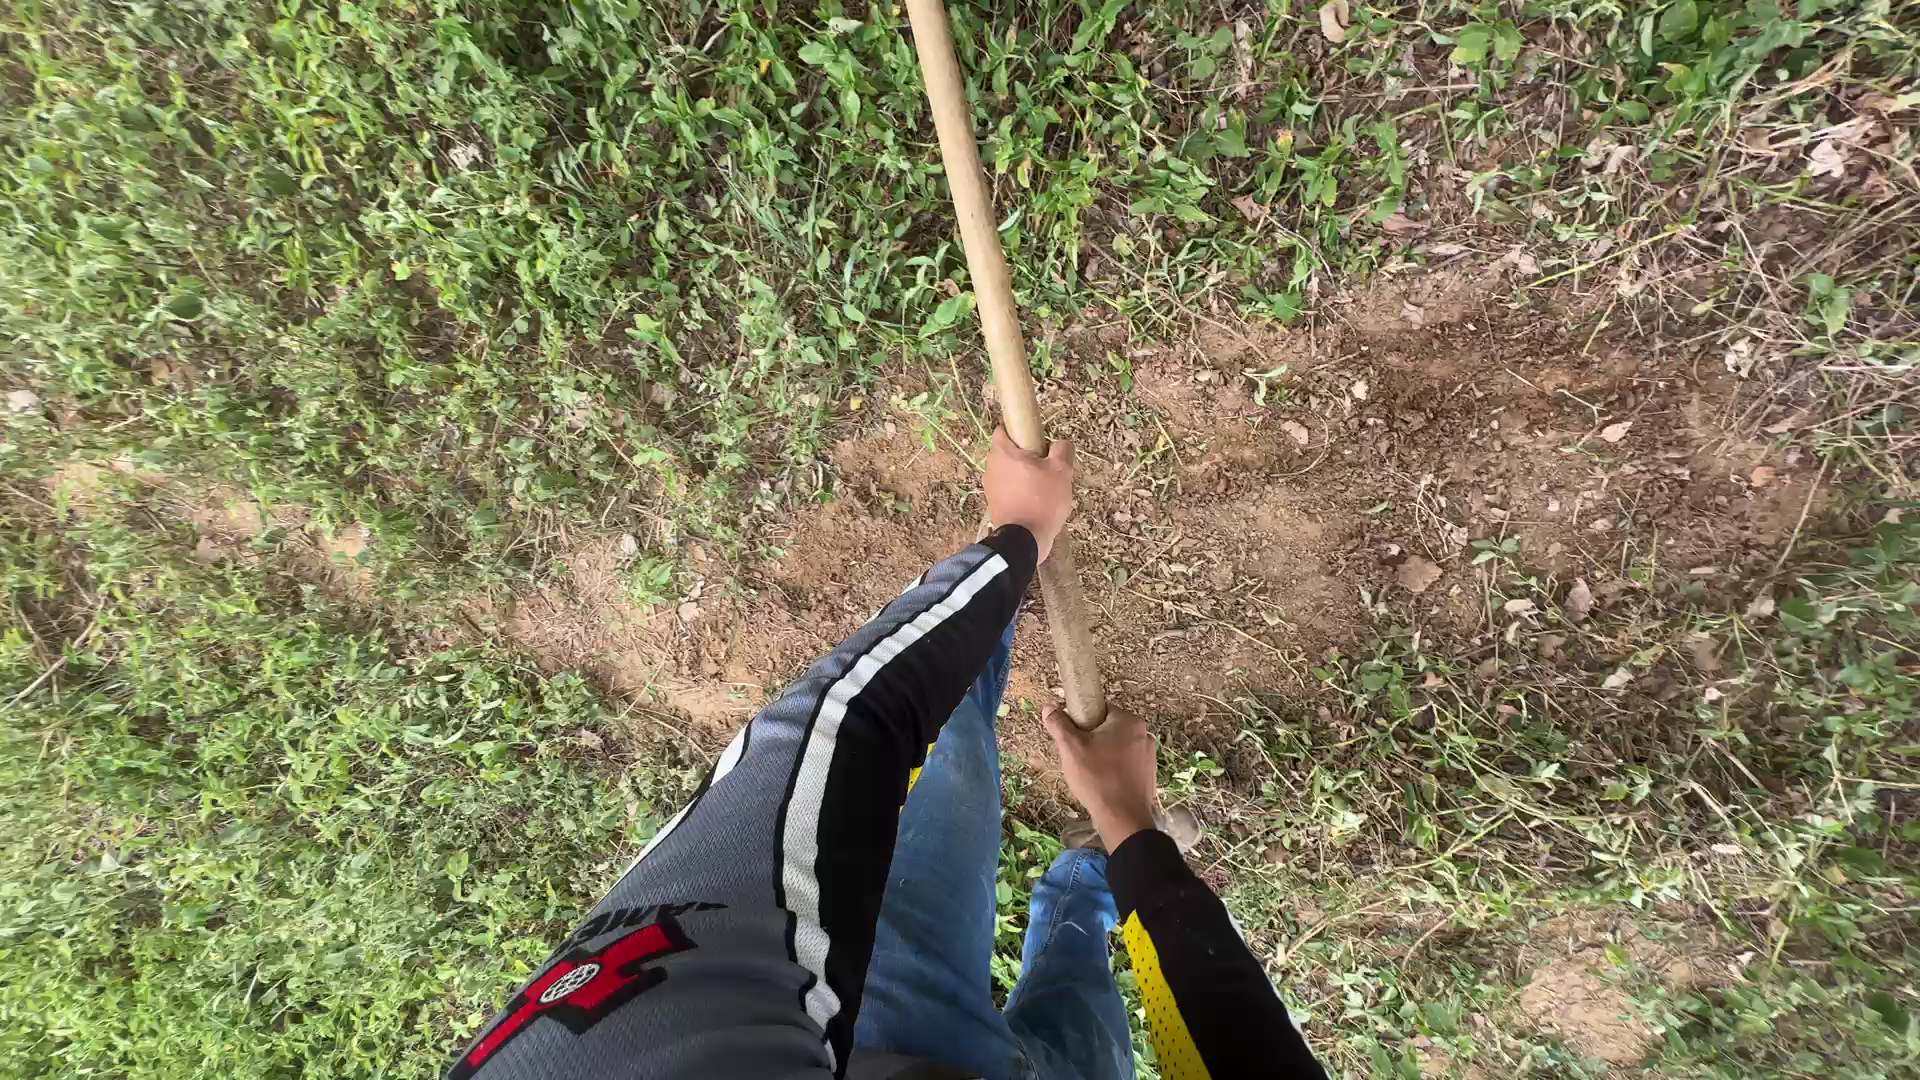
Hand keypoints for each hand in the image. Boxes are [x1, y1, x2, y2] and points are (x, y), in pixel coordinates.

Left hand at [984, 426, 1073, 561]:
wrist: (1024, 541)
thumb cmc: (1042, 500)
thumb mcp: (1061, 471)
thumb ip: (1062, 451)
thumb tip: (1061, 444)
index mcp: (1002, 453)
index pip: (1003, 429)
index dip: (1020, 429)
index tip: (1037, 440)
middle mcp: (990, 468)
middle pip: (1008, 453)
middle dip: (1026, 457)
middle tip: (1047, 467)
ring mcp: (990, 488)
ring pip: (1009, 473)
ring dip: (1024, 477)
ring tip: (1044, 489)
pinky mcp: (994, 506)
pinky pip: (1009, 491)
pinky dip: (1020, 493)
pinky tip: (1037, 503)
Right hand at [1043, 704, 1157, 851]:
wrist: (1124, 820)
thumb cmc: (1097, 779)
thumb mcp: (1071, 748)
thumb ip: (1059, 724)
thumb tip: (1048, 708)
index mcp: (1129, 721)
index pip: (1100, 710)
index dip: (1082, 722)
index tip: (1073, 738)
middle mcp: (1144, 734)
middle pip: (1108, 728)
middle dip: (1092, 740)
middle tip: (1078, 757)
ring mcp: (1149, 755)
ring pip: (1117, 747)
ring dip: (1103, 755)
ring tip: (1090, 773)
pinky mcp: (1150, 774)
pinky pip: (1126, 763)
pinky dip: (1114, 769)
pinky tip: (1103, 783)